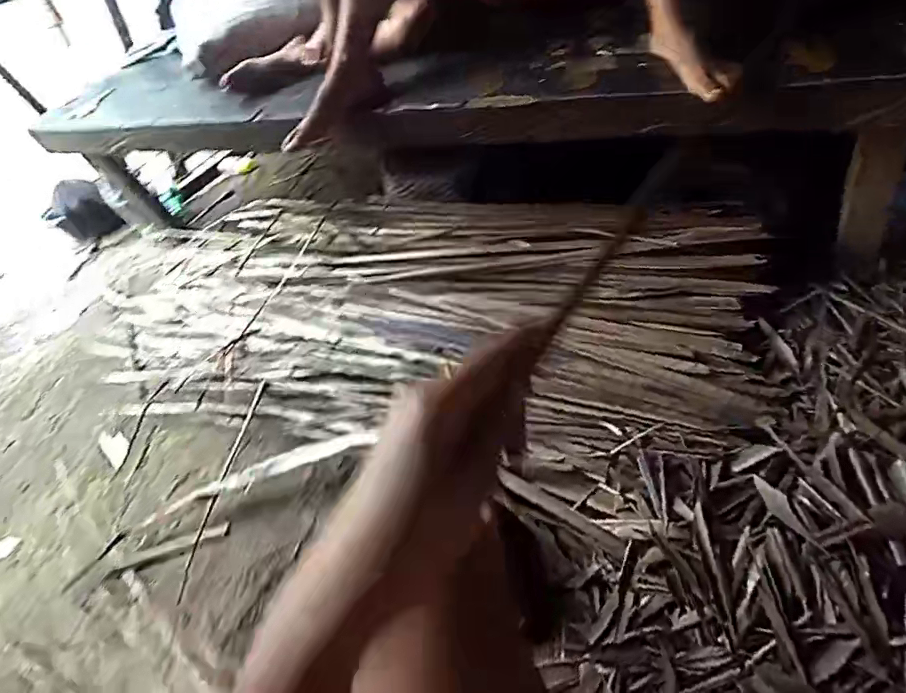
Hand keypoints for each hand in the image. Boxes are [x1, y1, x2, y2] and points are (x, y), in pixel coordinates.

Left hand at [313, 322, 542, 606]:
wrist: (353, 579)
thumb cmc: (421, 536)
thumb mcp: (476, 480)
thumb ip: (500, 424)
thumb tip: (520, 382)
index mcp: (439, 402)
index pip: (492, 355)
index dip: (525, 339)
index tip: (552, 326)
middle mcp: (419, 394)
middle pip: (480, 372)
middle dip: (511, 392)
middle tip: (525, 443)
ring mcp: (406, 412)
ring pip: (467, 394)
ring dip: (494, 414)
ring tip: (505, 464)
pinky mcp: (401, 432)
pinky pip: (451, 412)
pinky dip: (474, 425)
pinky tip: (480, 464)